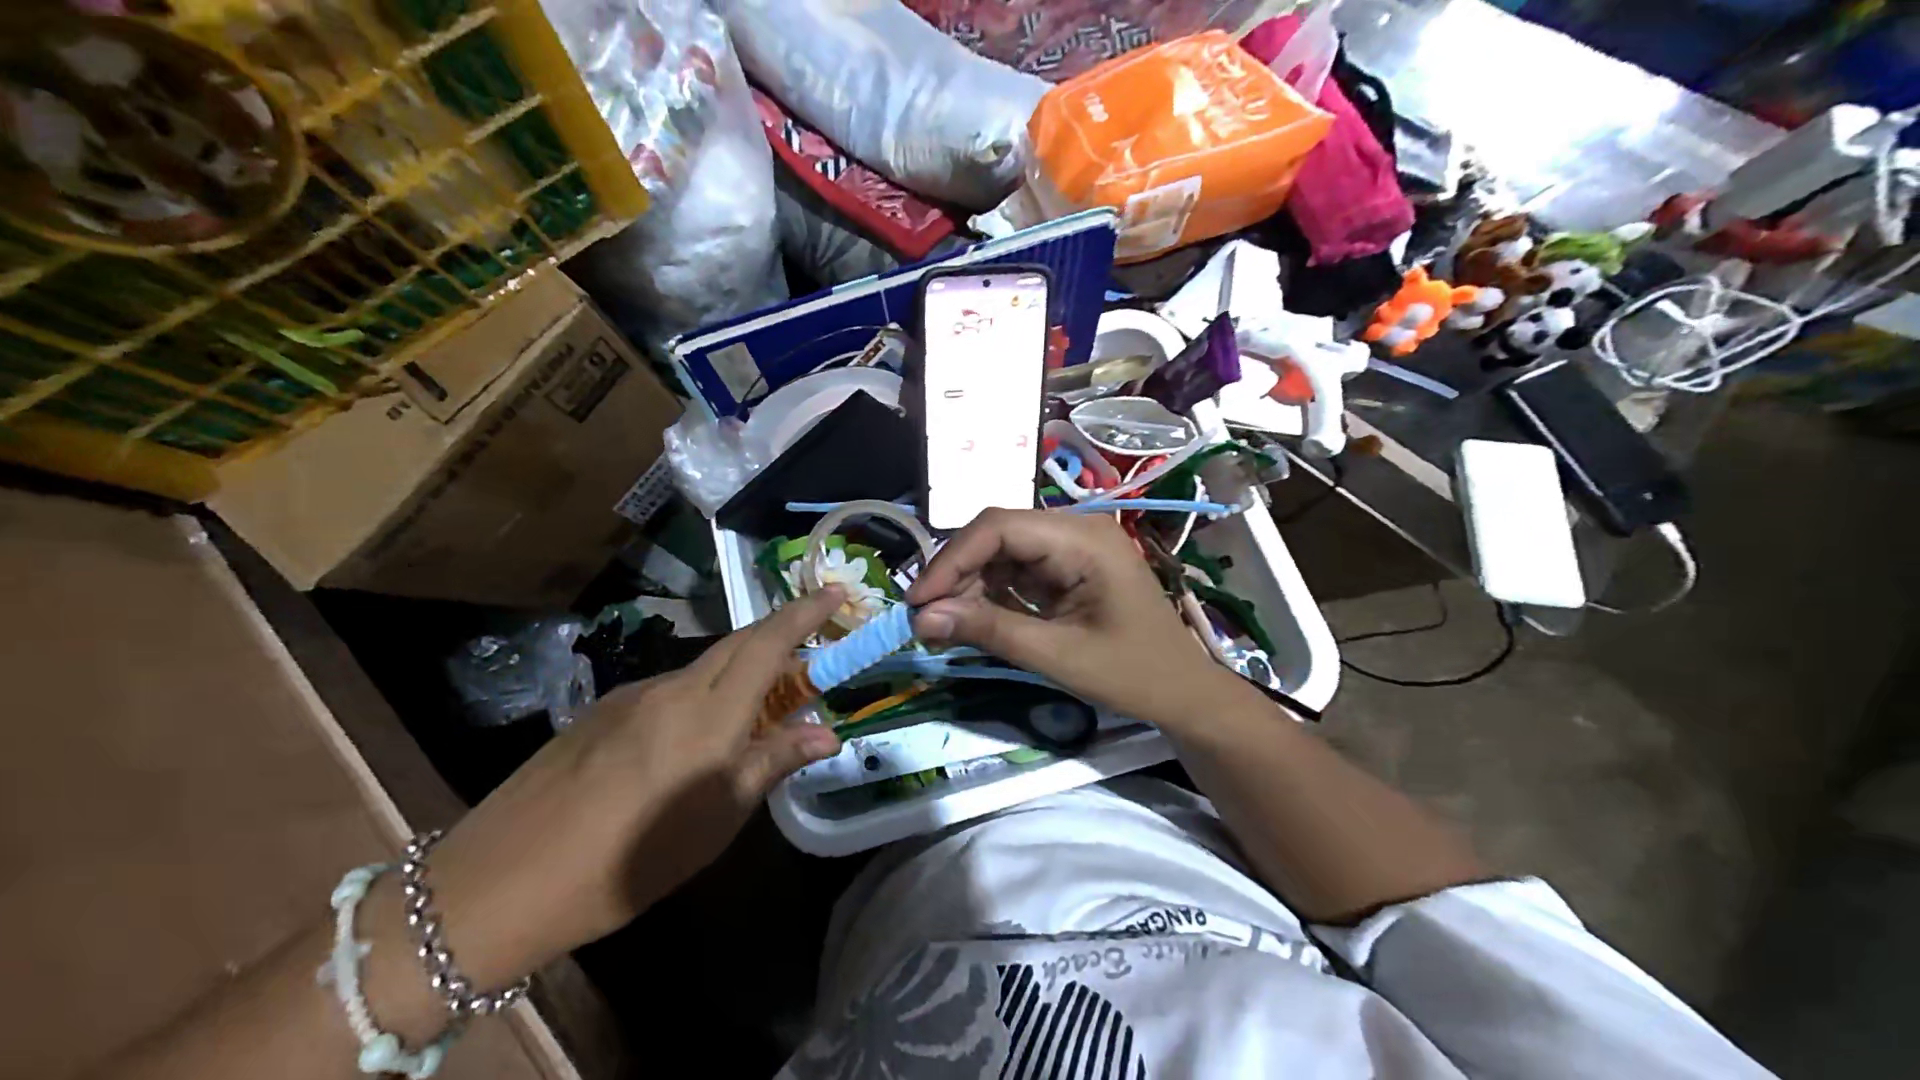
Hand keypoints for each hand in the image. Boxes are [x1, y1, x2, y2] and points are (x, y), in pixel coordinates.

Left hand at [380, 588, 846, 1004]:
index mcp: (708, 712)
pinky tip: (690, 742)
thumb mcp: (717, 820)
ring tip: (753, 714)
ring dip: (739, 673)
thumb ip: (772, 763)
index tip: (836, 591)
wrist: (502, 881)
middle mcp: (672, 687)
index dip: (805, 612)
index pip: (768, 642)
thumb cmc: (632, 860)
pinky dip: (699, 697)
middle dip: (779, 634)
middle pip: (737, 643)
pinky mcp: (600, 712)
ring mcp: (630, 696)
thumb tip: (826, 733)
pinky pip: (667, 690)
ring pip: (702, 667)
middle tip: (811, 650)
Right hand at [906, 509, 1247, 730]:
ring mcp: (1072, 548)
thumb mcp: (1057, 655)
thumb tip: (921, 618)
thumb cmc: (1132, 673)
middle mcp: (1075, 530)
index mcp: (1083, 539)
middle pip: (997, 534)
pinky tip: (972, 619)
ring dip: (969, 585)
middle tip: (925, 618)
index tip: (918, 601)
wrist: (1184, 693)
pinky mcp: (1067, 569)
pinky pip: (1016, 571)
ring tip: (943, 624)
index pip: (999, 527)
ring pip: (1001, 552)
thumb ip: (990, 630)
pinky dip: (990, 594)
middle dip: (957, 573)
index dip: (951, 559)